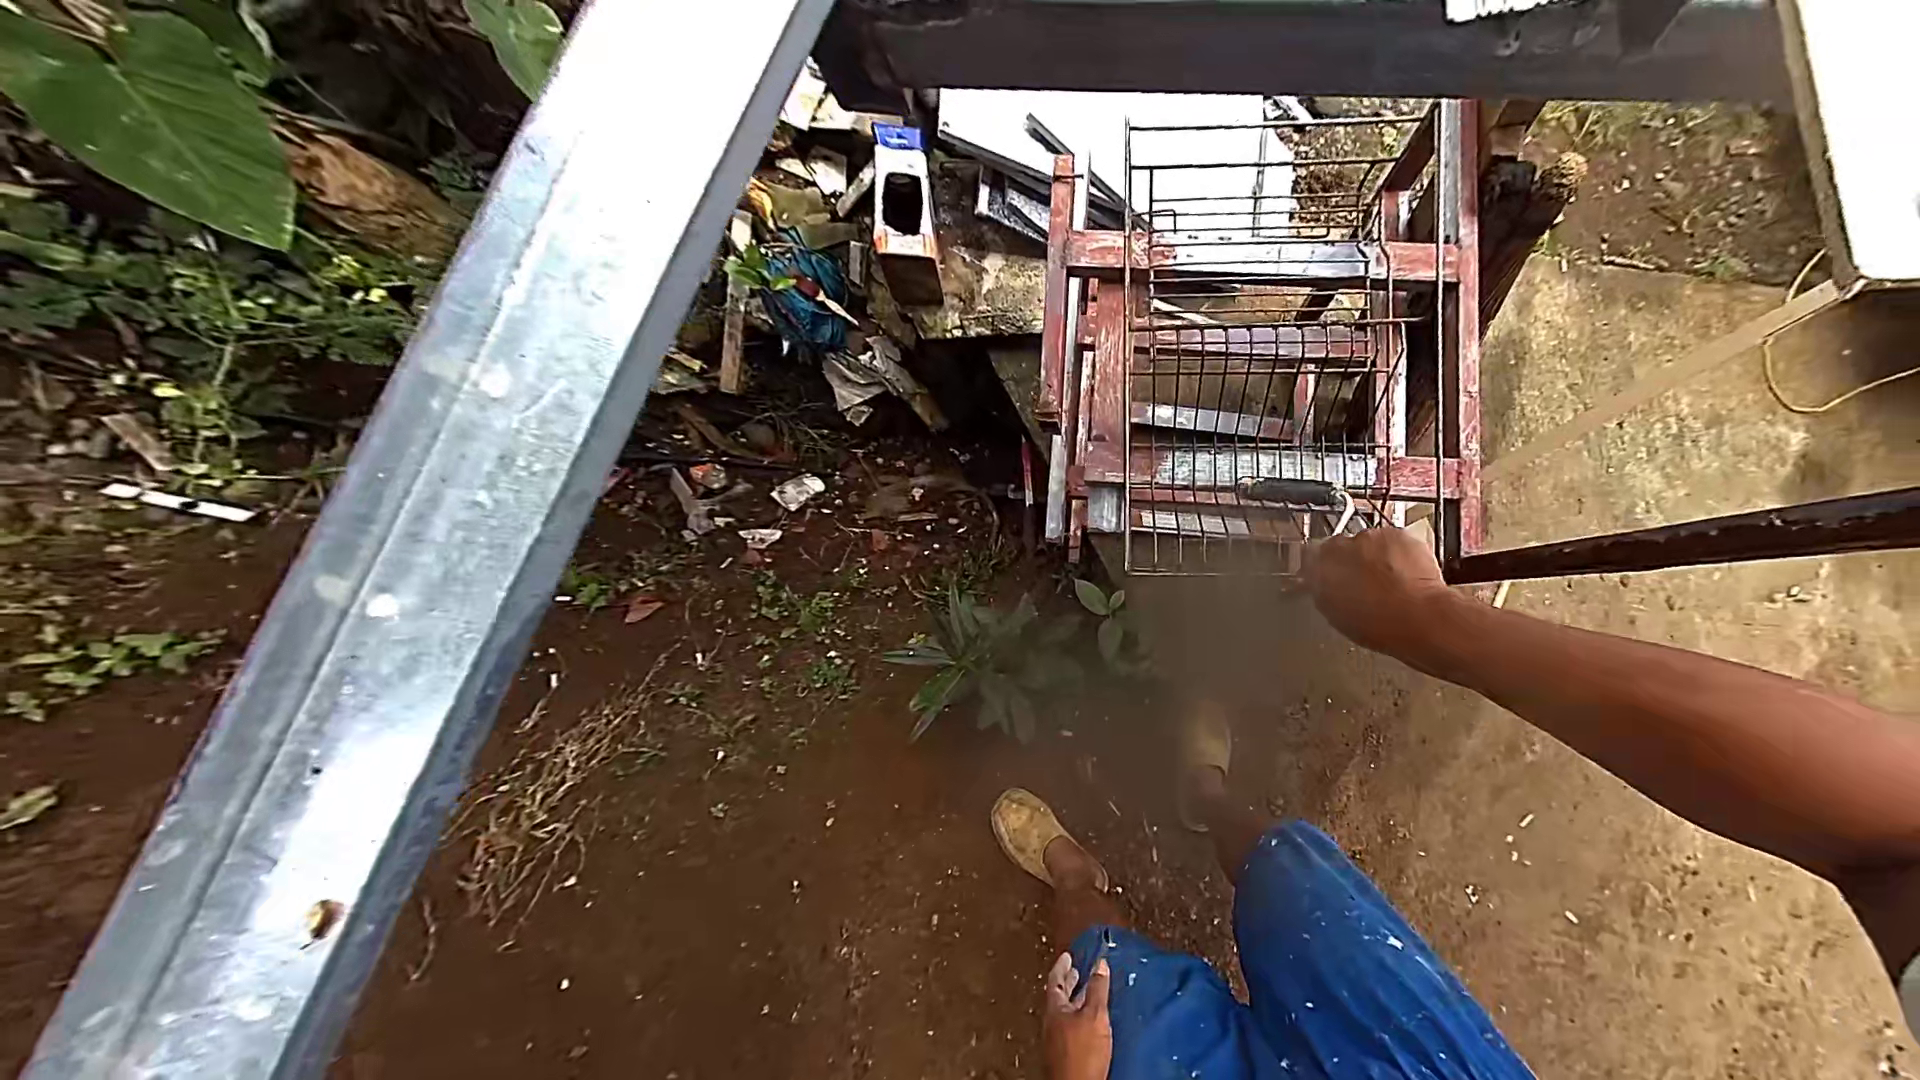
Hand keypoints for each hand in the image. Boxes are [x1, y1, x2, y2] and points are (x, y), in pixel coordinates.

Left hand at [1043, 952, 1111, 1079]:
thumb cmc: (1082, 1052)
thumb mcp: (1094, 1016)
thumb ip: (1097, 990)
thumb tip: (1100, 964)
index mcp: (1055, 1008)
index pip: (1056, 979)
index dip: (1062, 966)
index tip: (1067, 955)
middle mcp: (1052, 1021)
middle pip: (1059, 996)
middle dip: (1069, 983)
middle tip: (1076, 972)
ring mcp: (1055, 1039)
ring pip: (1065, 1012)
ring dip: (1075, 1001)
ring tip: (1087, 995)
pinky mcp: (1063, 1054)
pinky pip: (1069, 1027)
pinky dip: (1078, 1017)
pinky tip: (1089, 1024)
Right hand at [1306, 524, 1455, 654]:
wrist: (1418, 618)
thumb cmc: (1378, 622)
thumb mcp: (1335, 614)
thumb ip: (1323, 592)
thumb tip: (1322, 586)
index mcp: (1317, 567)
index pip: (1312, 557)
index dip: (1323, 567)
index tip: (1332, 576)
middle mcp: (1338, 547)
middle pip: (1341, 547)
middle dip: (1351, 560)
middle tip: (1365, 580)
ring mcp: (1368, 538)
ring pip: (1368, 543)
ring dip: (1376, 555)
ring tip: (1390, 578)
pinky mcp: (1396, 534)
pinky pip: (1393, 540)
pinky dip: (1398, 552)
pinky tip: (1405, 572)